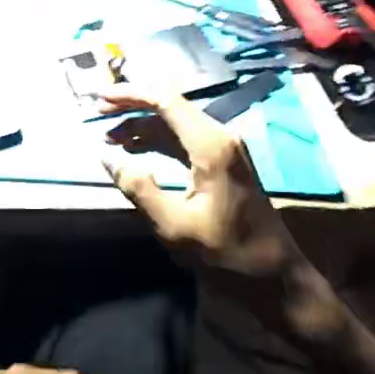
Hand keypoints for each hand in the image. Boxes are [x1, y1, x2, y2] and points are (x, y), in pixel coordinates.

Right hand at [98, 89, 335, 334]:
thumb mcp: (174, 226)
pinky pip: (182, 137)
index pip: (165, 99)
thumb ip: (138, 188)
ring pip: (173, 121)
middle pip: (168, 105)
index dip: (129, 94)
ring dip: (140, 125)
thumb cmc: (226, 253)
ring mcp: (224, 147)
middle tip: (98, 115)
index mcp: (210, 144)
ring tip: (109, 136)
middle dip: (130, 107)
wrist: (276, 278)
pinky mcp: (223, 161)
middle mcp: (219, 136)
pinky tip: (133, 150)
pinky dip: (155, 138)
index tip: (100, 100)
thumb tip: (107, 156)